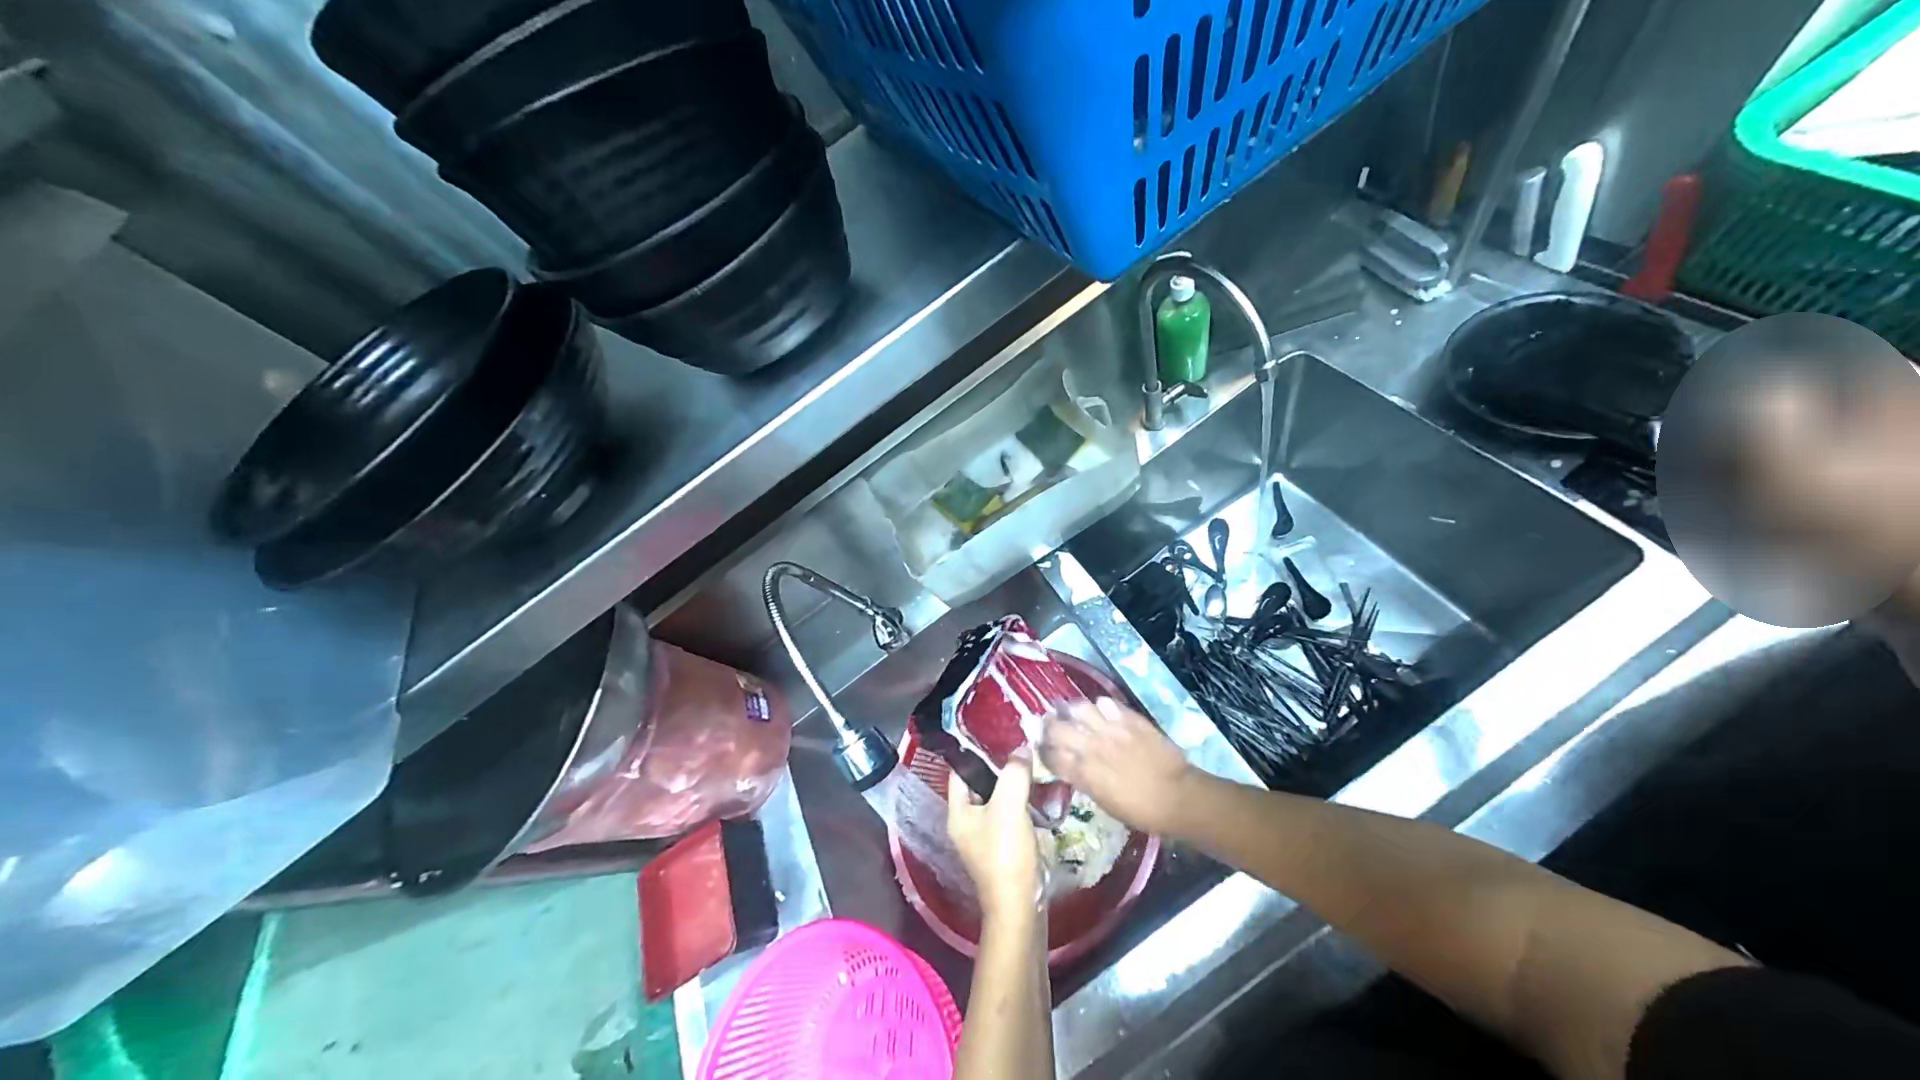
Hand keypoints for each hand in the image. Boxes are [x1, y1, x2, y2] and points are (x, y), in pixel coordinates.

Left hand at [947, 749, 1043, 922]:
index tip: (997, 733)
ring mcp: (989, 837)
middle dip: (1001, 767)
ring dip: (1017, 785)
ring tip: (1035, 763)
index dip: (975, 751)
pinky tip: (1043, 791)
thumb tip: (1021, 748)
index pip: (960, 771)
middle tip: (1022, 745)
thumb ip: (1013, 773)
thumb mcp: (1008, 806)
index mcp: (958, 812)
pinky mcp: (1008, 847)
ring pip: (1001, 800)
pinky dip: (1027, 804)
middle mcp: (969, 823)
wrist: (1021, 905)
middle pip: (983, 785)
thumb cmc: (1005, 853)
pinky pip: (1016, 816)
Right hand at [1041, 699, 1195, 834]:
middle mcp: (1091, 746)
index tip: (1042, 748)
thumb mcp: (1104, 802)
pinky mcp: (1129, 718)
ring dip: (1073, 711)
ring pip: (1079, 707)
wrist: (1177, 796)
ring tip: (1074, 713)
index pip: (1049, 755)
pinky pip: (1106, 703)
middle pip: (1056, 727)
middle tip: (1051, 726)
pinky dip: (1100, 706)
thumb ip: (1084, 780)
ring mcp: (1111, 728)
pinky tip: (1102, 712)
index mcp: (1083, 772)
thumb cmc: (1140, 810)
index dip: (1042, 750)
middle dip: (1049, 726)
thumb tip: (1072, 767)